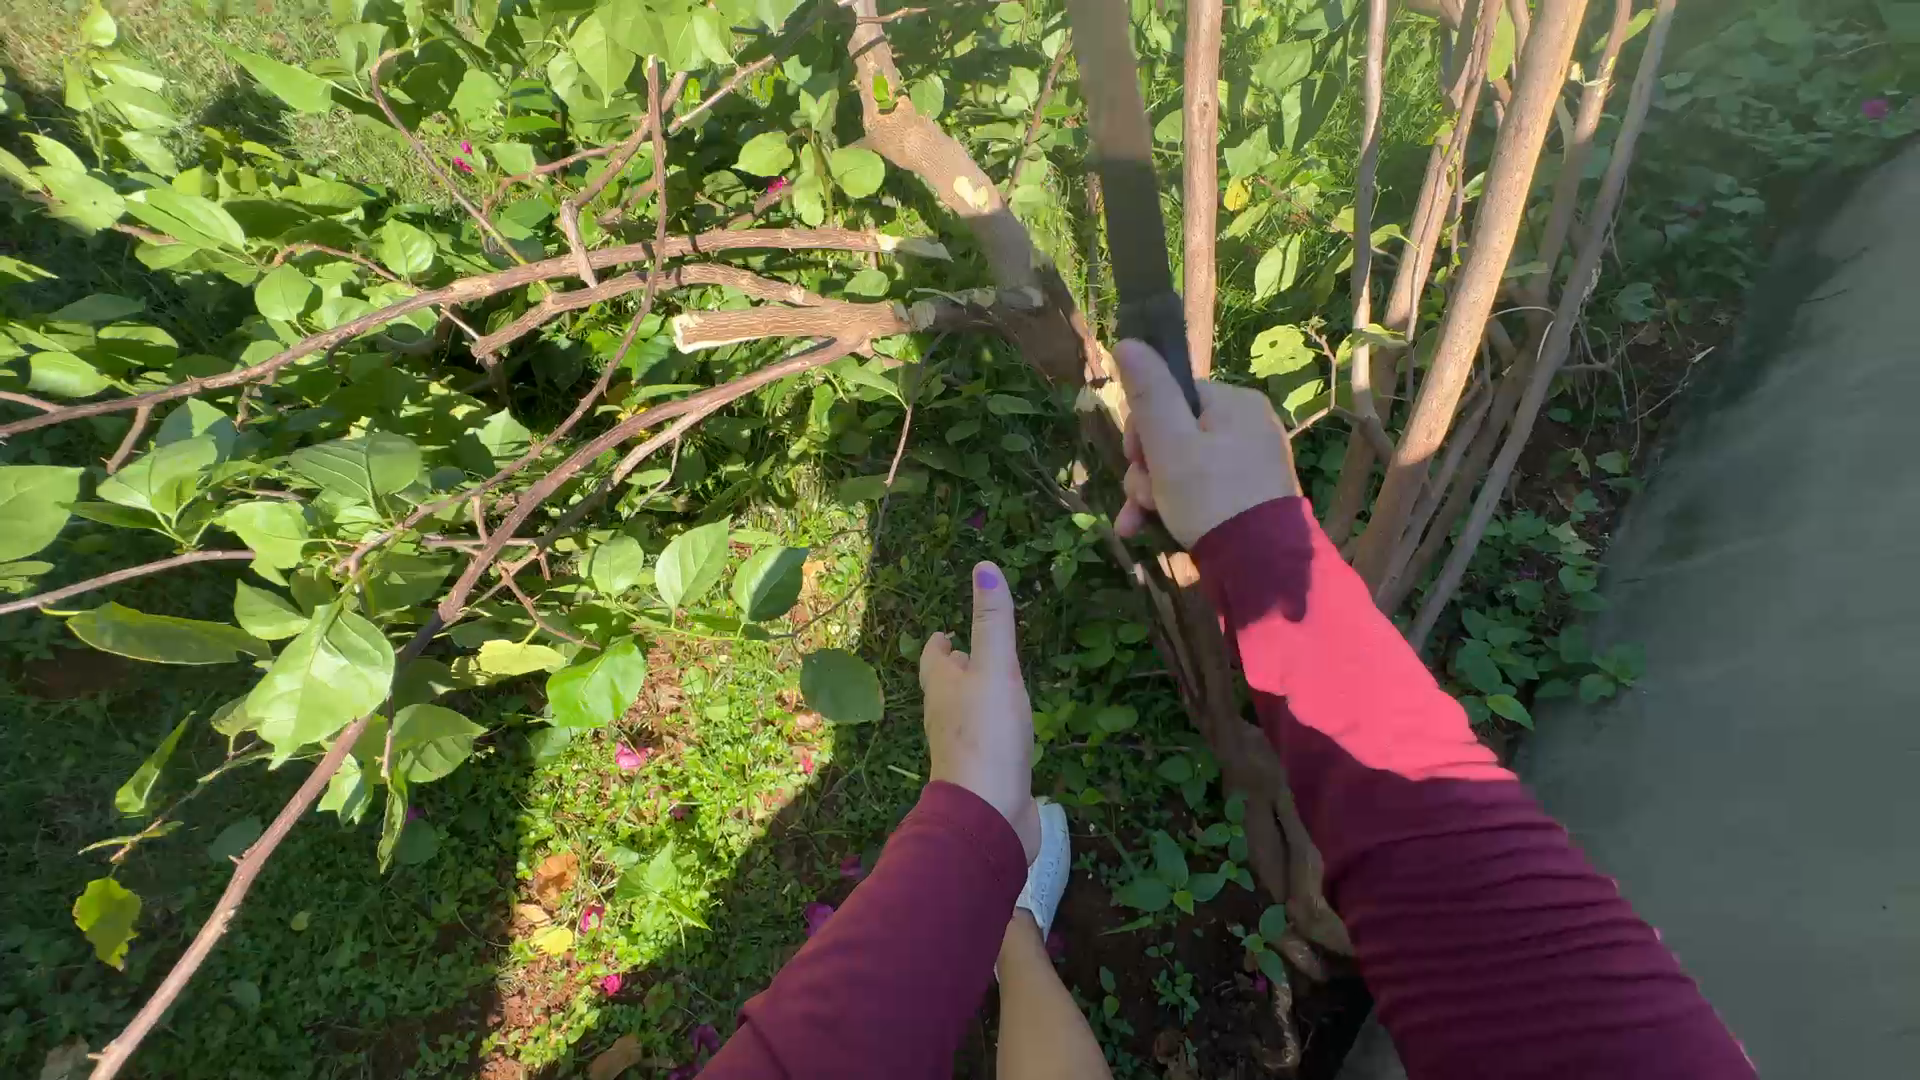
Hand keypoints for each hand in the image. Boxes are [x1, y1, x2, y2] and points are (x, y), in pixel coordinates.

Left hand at [919, 561, 1041, 862]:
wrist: (989, 813)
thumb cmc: (988, 733)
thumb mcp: (994, 668)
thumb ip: (993, 622)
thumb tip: (984, 568)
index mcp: (942, 686)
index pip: (933, 657)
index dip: (940, 643)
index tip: (947, 632)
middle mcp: (944, 715)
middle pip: (945, 685)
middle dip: (956, 668)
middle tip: (973, 654)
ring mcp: (961, 747)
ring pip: (963, 714)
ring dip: (974, 698)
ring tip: (993, 686)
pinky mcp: (981, 774)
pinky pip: (985, 743)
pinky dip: (993, 729)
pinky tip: (1011, 732)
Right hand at [1111, 339, 1301, 547]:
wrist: (1260, 564)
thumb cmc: (1210, 496)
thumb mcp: (1169, 443)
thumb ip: (1148, 392)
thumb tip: (1127, 341)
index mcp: (1233, 403)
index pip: (1170, 397)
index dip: (1142, 429)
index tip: (1133, 459)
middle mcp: (1247, 426)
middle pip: (1173, 434)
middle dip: (1145, 469)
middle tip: (1141, 498)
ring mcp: (1249, 463)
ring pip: (1180, 465)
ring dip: (1151, 492)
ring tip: (1140, 521)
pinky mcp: (1247, 496)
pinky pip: (1199, 489)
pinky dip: (1172, 506)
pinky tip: (1146, 529)